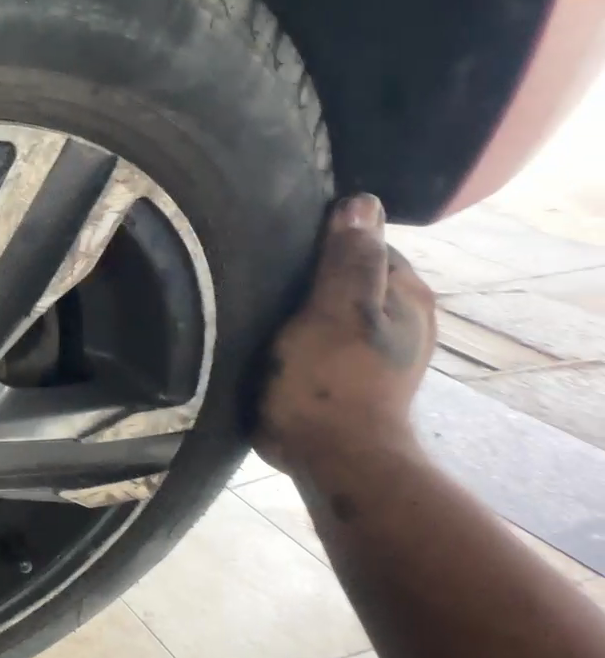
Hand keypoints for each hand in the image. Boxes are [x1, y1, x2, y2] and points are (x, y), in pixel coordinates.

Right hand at [256, 193, 437, 483]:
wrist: (329, 454)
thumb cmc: (332, 378)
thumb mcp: (338, 311)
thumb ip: (350, 260)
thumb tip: (360, 203)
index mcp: (406, 298)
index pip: (366, 245)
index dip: (325, 240)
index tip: (280, 244)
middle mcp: (397, 319)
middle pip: (346, 276)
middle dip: (306, 272)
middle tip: (258, 272)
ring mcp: (370, 350)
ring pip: (327, 306)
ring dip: (294, 303)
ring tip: (252, 300)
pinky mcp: (339, 373)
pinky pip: (314, 335)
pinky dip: (290, 329)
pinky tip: (262, 333)